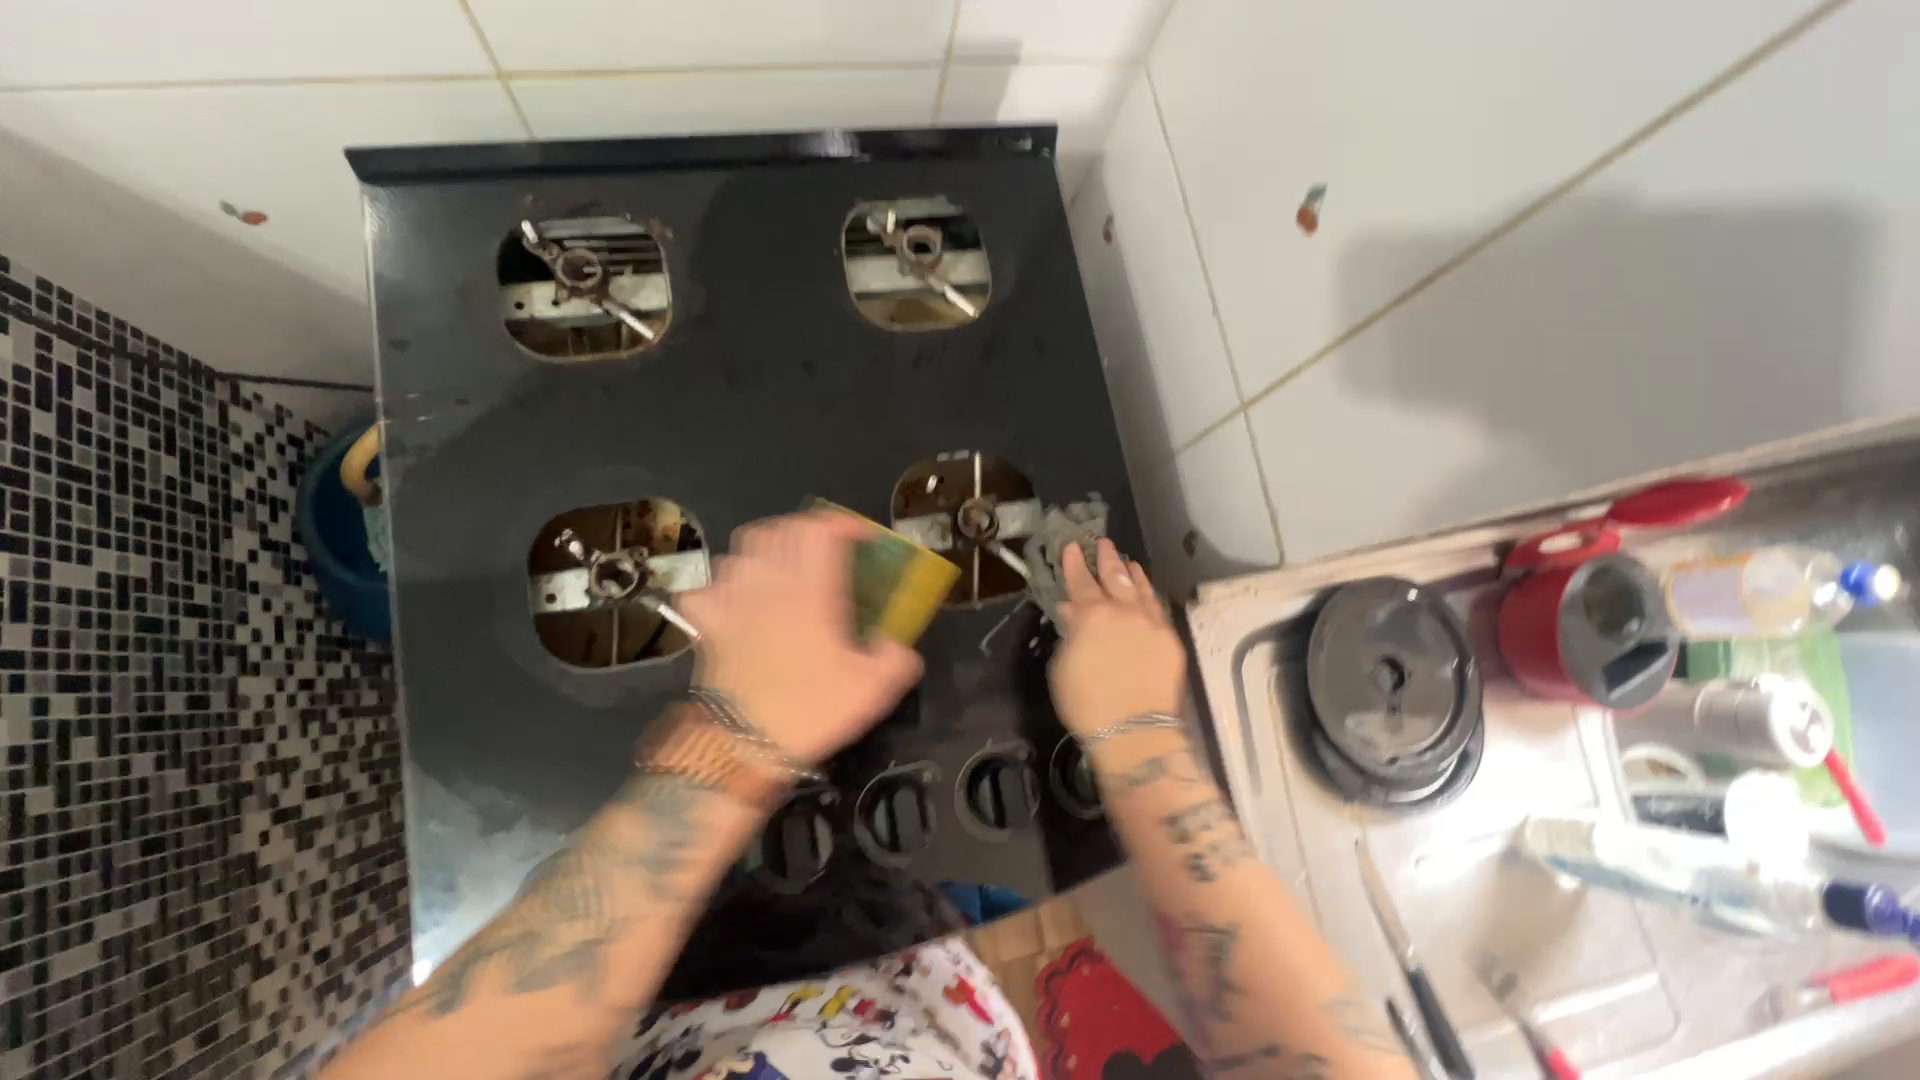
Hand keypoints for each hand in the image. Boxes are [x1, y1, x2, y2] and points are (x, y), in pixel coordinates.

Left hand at [677, 510, 923, 764]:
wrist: (741, 745)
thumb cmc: (808, 711)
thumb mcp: (872, 690)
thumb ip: (894, 659)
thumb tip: (897, 646)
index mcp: (811, 592)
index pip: (821, 531)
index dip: (843, 523)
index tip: (860, 537)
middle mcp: (769, 586)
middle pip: (781, 530)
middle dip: (807, 528)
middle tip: (826, 547)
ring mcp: (733, 602)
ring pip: (744, 550)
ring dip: (768, 549)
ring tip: (785, 566)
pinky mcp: (708, 624)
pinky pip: (708, 588)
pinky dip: (723, 585)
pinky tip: (737, 598)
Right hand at [1048, 538, 1185, 734]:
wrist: (1133, 730)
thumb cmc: (1086, 702)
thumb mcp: (1064, 666)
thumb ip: (1070, 633)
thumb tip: (1071, 611)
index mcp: (1092, 615)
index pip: (1081, 582)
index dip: (1074, 565)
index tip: (1072, 547)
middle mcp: (1124, 611)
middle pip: (1116, 577)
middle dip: (1107, 559)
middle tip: (1103, 543)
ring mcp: (1151, 624)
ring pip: (1142, 589)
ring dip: (1133, 573)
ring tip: (1129, 562)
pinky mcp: (1170, 640)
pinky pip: (1158, 609)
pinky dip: (1149, 596)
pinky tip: (1147, 593)